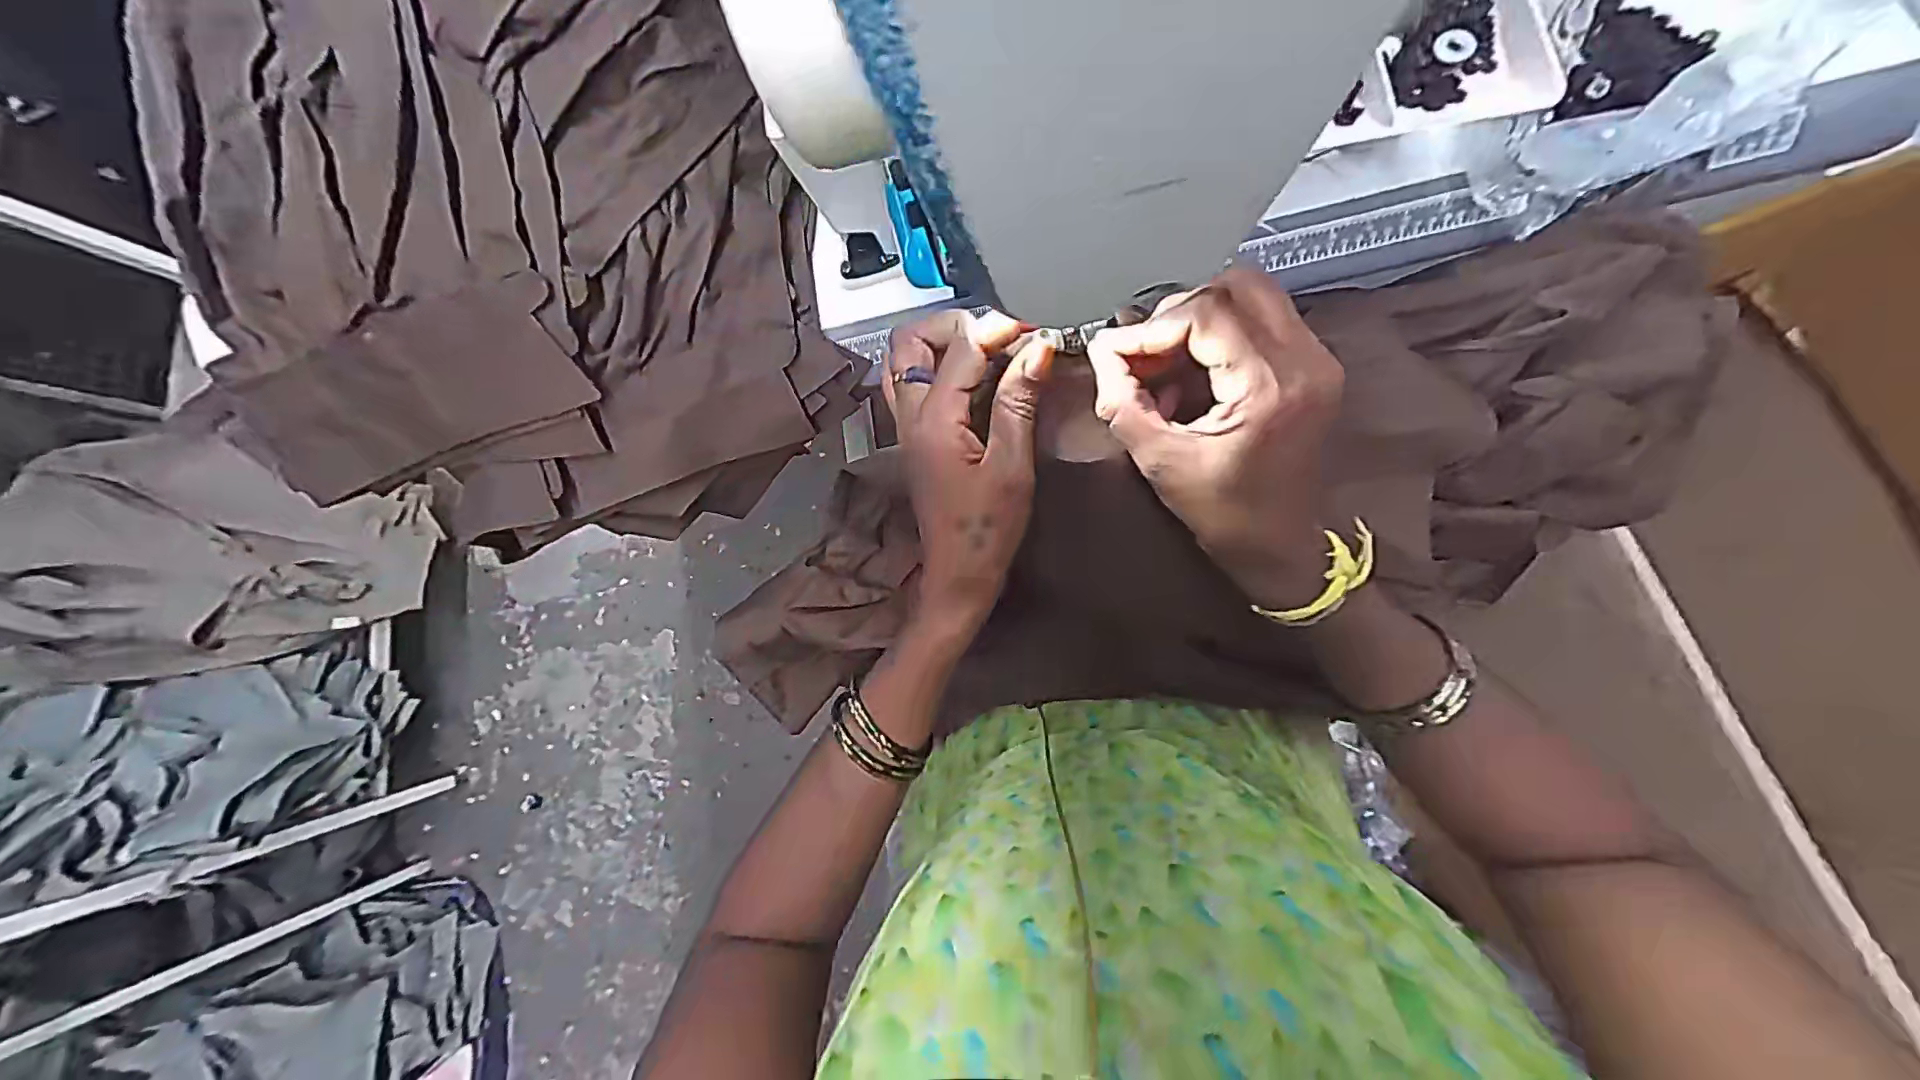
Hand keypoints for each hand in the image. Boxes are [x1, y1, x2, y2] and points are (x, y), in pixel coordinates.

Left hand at [884, 310, 1055, 640]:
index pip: (961, 350)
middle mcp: (909, 417)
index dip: (998, 331)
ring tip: (987, 351)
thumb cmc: (987, 529)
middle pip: (910, 342)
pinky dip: (939, 369)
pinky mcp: (915, 440)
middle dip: (955, 326)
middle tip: (999, 336)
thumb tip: (1037, 349)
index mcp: (933, 420)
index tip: (1034, 334)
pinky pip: (912, 386)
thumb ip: (1019, 401)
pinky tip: (975, 381)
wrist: (958, 573)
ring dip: (941, 344)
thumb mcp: (1012, 465)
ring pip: (904, 361)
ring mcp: (907, 428)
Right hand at [1086, 265, 1344, 608]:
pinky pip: (1260, 321)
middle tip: (1144, 351)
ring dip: (1197, 320)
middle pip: (1236, 286)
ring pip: (1251, 296)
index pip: (1207, 313)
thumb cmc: (1225, 514)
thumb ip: (1124, 403)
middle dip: (1177, 313)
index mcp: (1271, 387)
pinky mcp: (1312, 366)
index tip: (1118, 354)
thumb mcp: (1161, 462)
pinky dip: (1217, 336)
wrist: (1283, 545)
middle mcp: (1306, 360)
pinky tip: (1189, 376)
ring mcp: (1317, 359)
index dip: (1152, 327)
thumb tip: (1103, 355)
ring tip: (1164, 364)